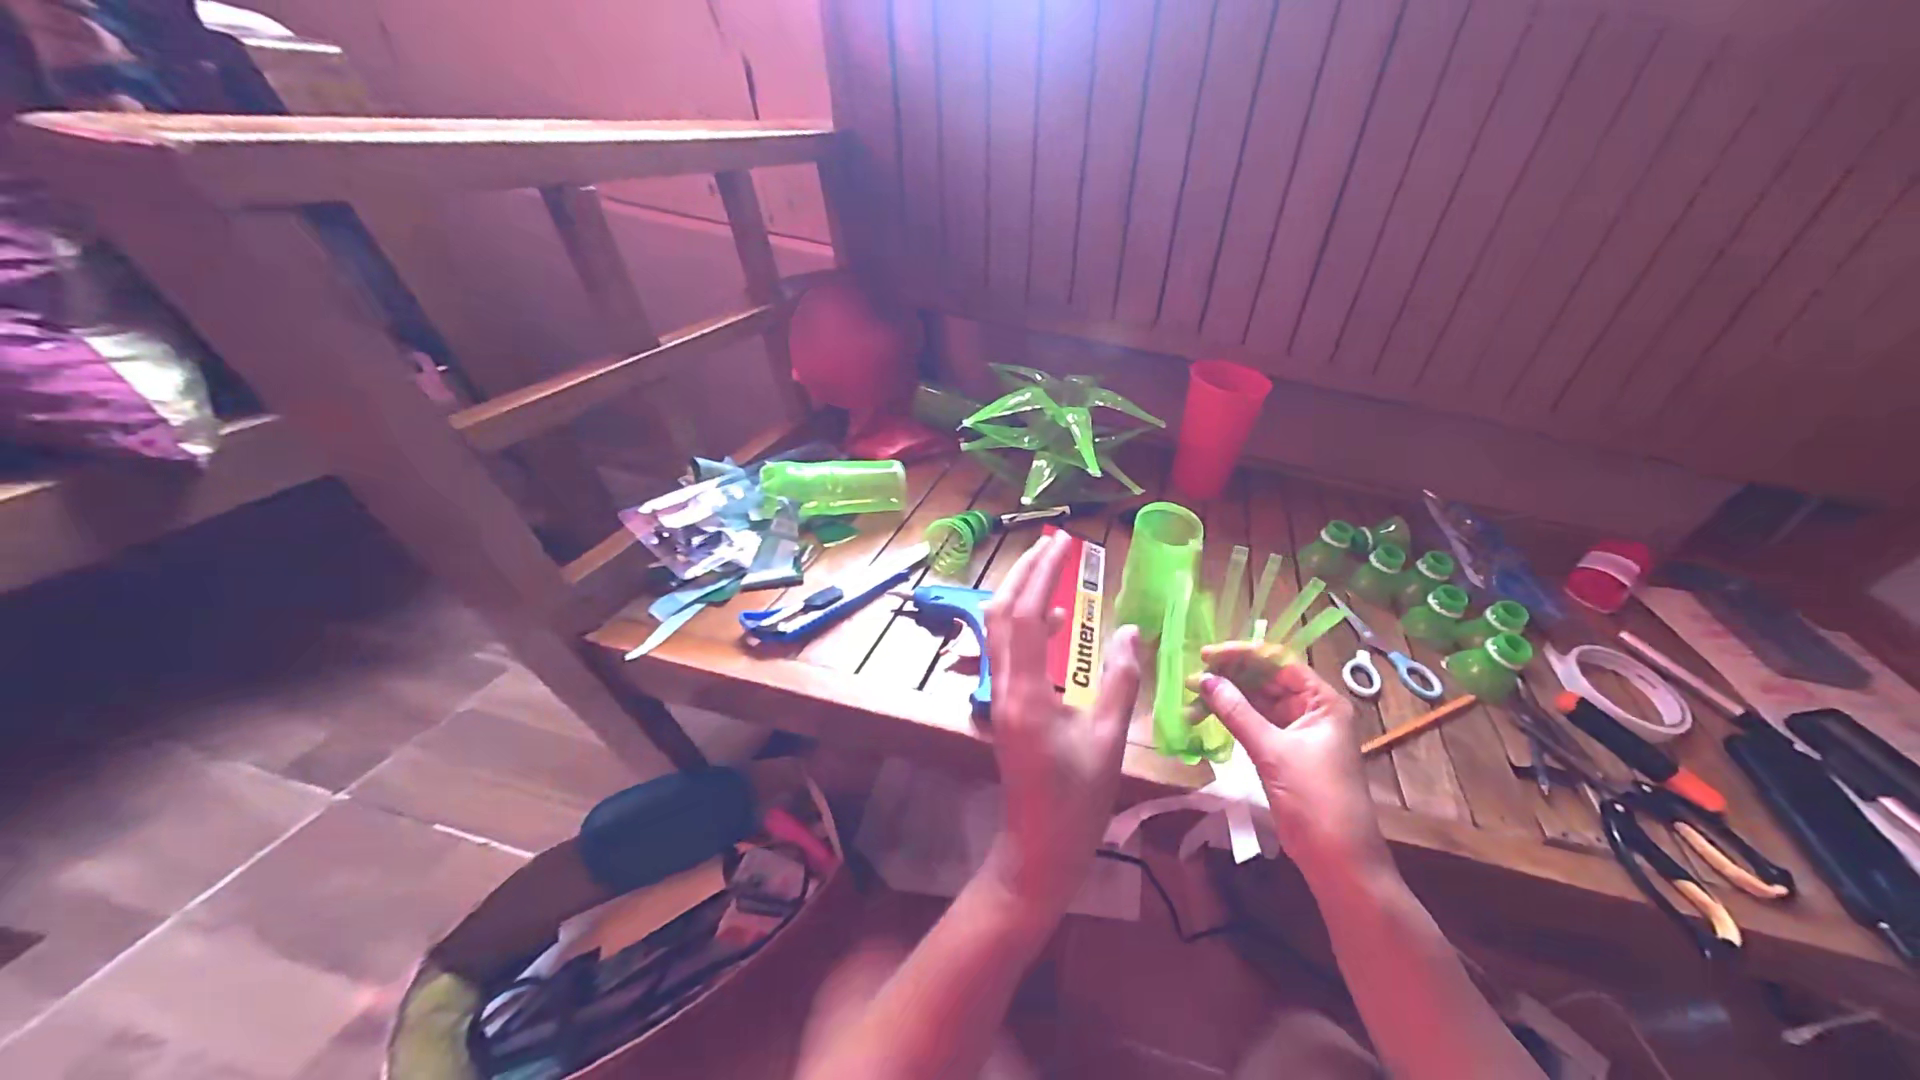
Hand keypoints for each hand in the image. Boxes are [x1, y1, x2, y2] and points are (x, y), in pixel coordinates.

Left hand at [981, 531, 1142, 912]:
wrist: (1038, 847)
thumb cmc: (1077, 802)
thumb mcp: (1108, 740)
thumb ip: (1120, 682)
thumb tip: (1131, 630)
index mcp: (1026, 693)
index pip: (1025, 616)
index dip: (1042, 574)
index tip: (1062, 543)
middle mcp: (1003, 686)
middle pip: (1002, 613)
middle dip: (1025, 573)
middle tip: (1054, 543)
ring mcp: (999, 696)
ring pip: (1001, 630)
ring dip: (1024, 595)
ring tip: (1054, 570)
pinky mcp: (1005, 706)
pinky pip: (1010, 652)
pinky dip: (1029, 627)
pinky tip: (1055, 624)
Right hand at [1197, 646, 1388, 877]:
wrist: (1338, 858)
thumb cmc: (1315, 798)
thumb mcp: (1272, 751)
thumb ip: (1236, 711)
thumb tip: (1203, 679)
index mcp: (1322, 701)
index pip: (1278, 662)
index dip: (1241, 654)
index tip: (1205, 655)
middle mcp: (1312, 709)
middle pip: (1266, 679)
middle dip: (1229, 677)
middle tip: (1192, 679)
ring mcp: (1297, 730)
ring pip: (1256, 701)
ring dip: (1225, 698)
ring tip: (1192, 701)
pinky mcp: (1284, 751)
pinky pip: (1254, 722)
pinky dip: (1231, 718)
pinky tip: (1205, 716)